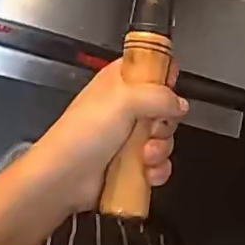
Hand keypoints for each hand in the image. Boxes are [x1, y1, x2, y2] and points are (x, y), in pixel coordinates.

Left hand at [18, 56, 187, 215]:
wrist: (64, 178)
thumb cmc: (83, 132)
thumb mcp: (124, 100)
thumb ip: (159, 96)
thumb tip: (180, 105)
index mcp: (121, 80)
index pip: (151, 66)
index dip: (164, 76)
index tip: (167, 89)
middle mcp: (126, 105)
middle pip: (166, 105)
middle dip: (166, 121)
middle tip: (152, 128)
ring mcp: (129, 135)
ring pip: (165, 136)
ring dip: (161, 149)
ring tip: (144, 156)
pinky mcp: (132, 162)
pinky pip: (159, 162)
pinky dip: (158, 169)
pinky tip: (146, 172)